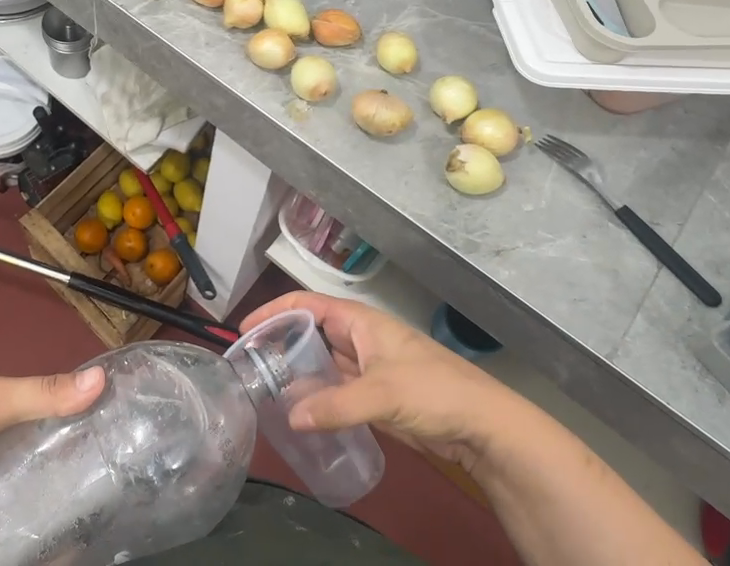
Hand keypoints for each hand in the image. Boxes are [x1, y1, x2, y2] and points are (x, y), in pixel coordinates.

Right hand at [242, 292, 530, 470]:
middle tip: (249, 363)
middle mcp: (360, 338)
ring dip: (297, 372)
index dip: (274, 311)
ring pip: (322, 362)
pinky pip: (335, 390)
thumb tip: (290, 416)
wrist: (484, 426)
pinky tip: (299, 412)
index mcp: (360, 321)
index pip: (307, 304)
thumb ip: (334, 405)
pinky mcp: (376, 396)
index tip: (244, 329)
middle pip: (311, 332)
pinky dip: (316, 397)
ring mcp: (368, 368)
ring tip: (265, 387)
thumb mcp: (382, 394)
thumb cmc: (434, 391)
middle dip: (281, 343)